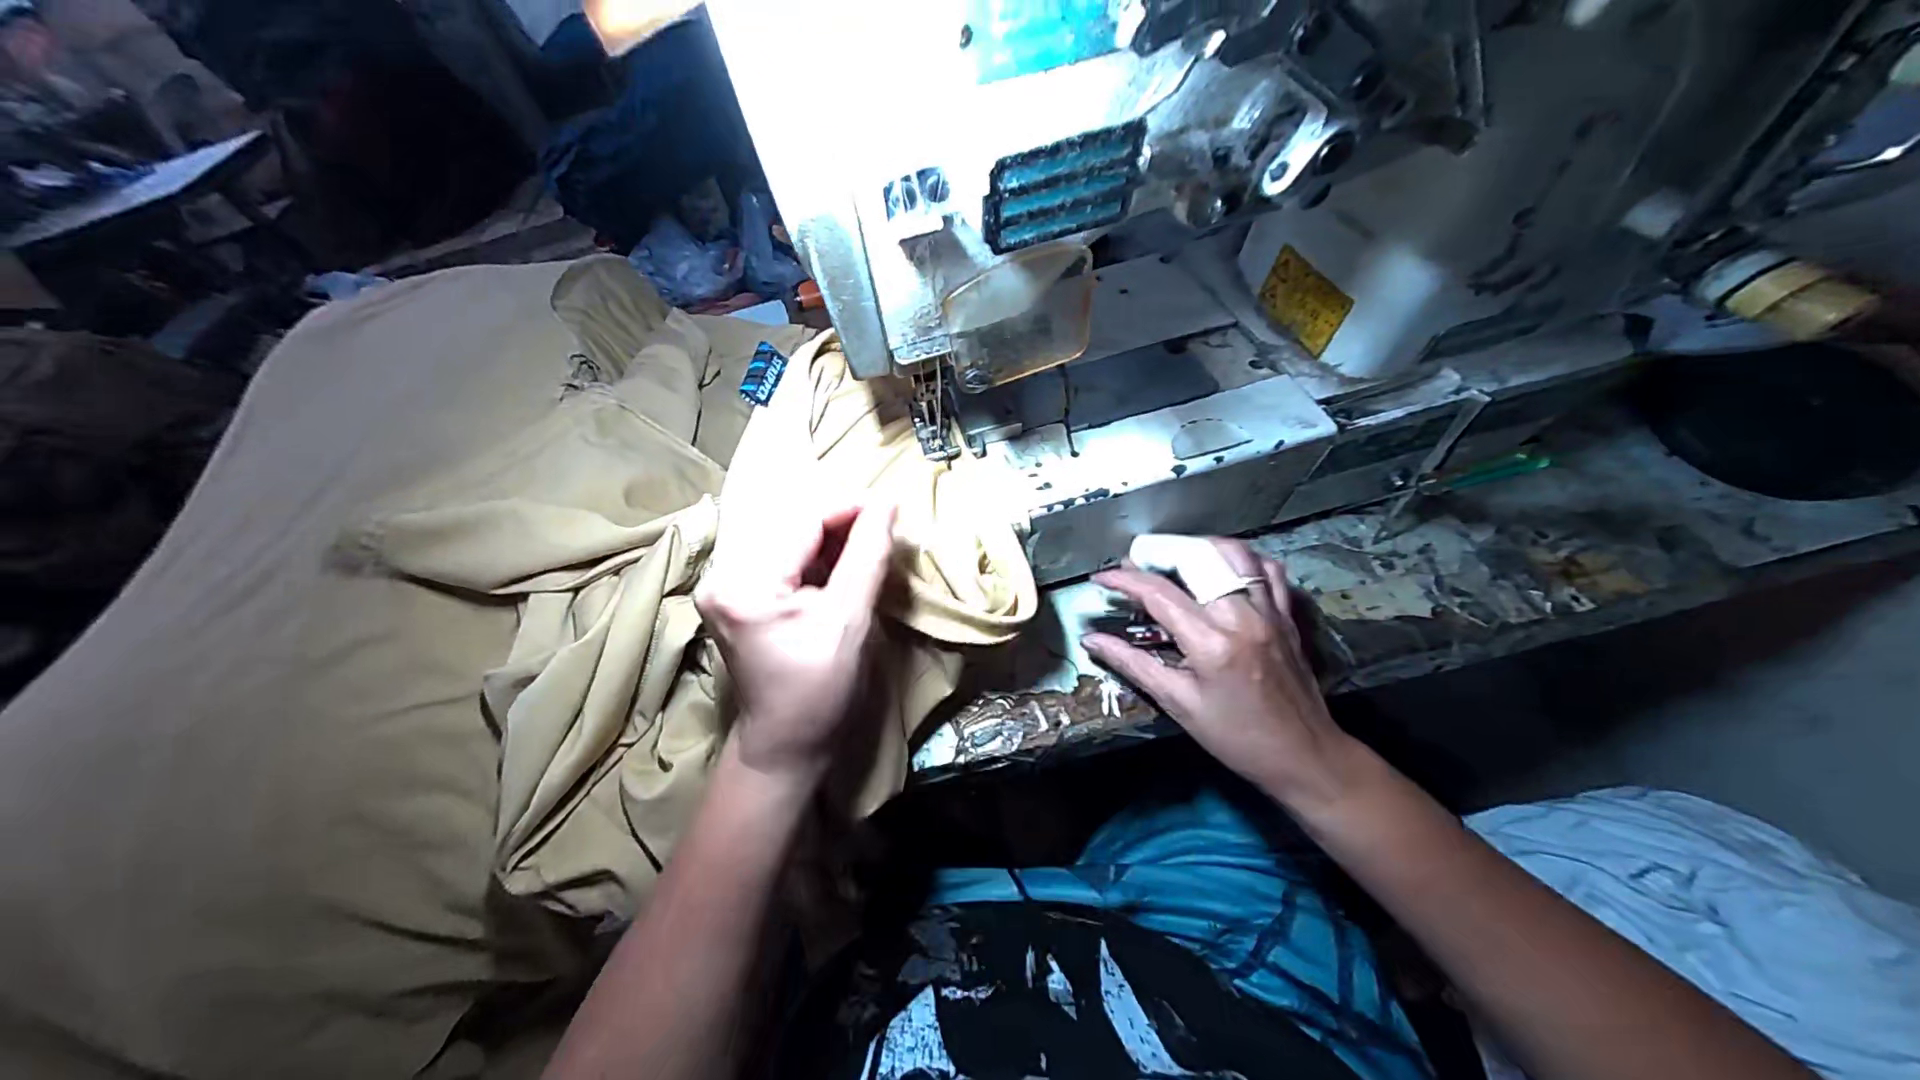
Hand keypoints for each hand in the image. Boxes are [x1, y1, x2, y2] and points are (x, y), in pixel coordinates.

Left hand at [696, 498, 897, 787]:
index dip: (849, 509)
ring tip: (869, 542)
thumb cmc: (820, 691)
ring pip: (790, 542)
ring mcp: (726, 587)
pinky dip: (818, 559)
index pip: (802, 523)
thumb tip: (886, 502)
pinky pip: (784, 561)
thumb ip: (867, 556)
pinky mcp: (737, 597)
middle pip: (792, 529)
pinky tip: (845, 562)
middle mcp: (723, 577)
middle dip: (841, 524)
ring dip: (832, 540)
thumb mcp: (849, 621)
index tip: (890, 506)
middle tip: (884, 526)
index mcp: (743, 585)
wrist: (786, 744)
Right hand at [1082, 538, 1362, 809]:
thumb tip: (1091, 640)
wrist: (1303, 755)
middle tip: (1134, 561)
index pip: (1159, 593)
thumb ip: (1133, 664)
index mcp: (1211, 642)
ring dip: (1199, 546)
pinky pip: (1267, 570)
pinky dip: (1241, 559)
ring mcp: (1270, 612)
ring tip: (1173, 556)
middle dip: (1159, 552)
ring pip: (1235, 555)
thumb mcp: (1178, 703)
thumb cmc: (1235, 737)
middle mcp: (1242, 616)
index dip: (1124, 580)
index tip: (1101, 578)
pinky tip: (1222, 566)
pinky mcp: (1287, 615)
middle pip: (1197, 559)